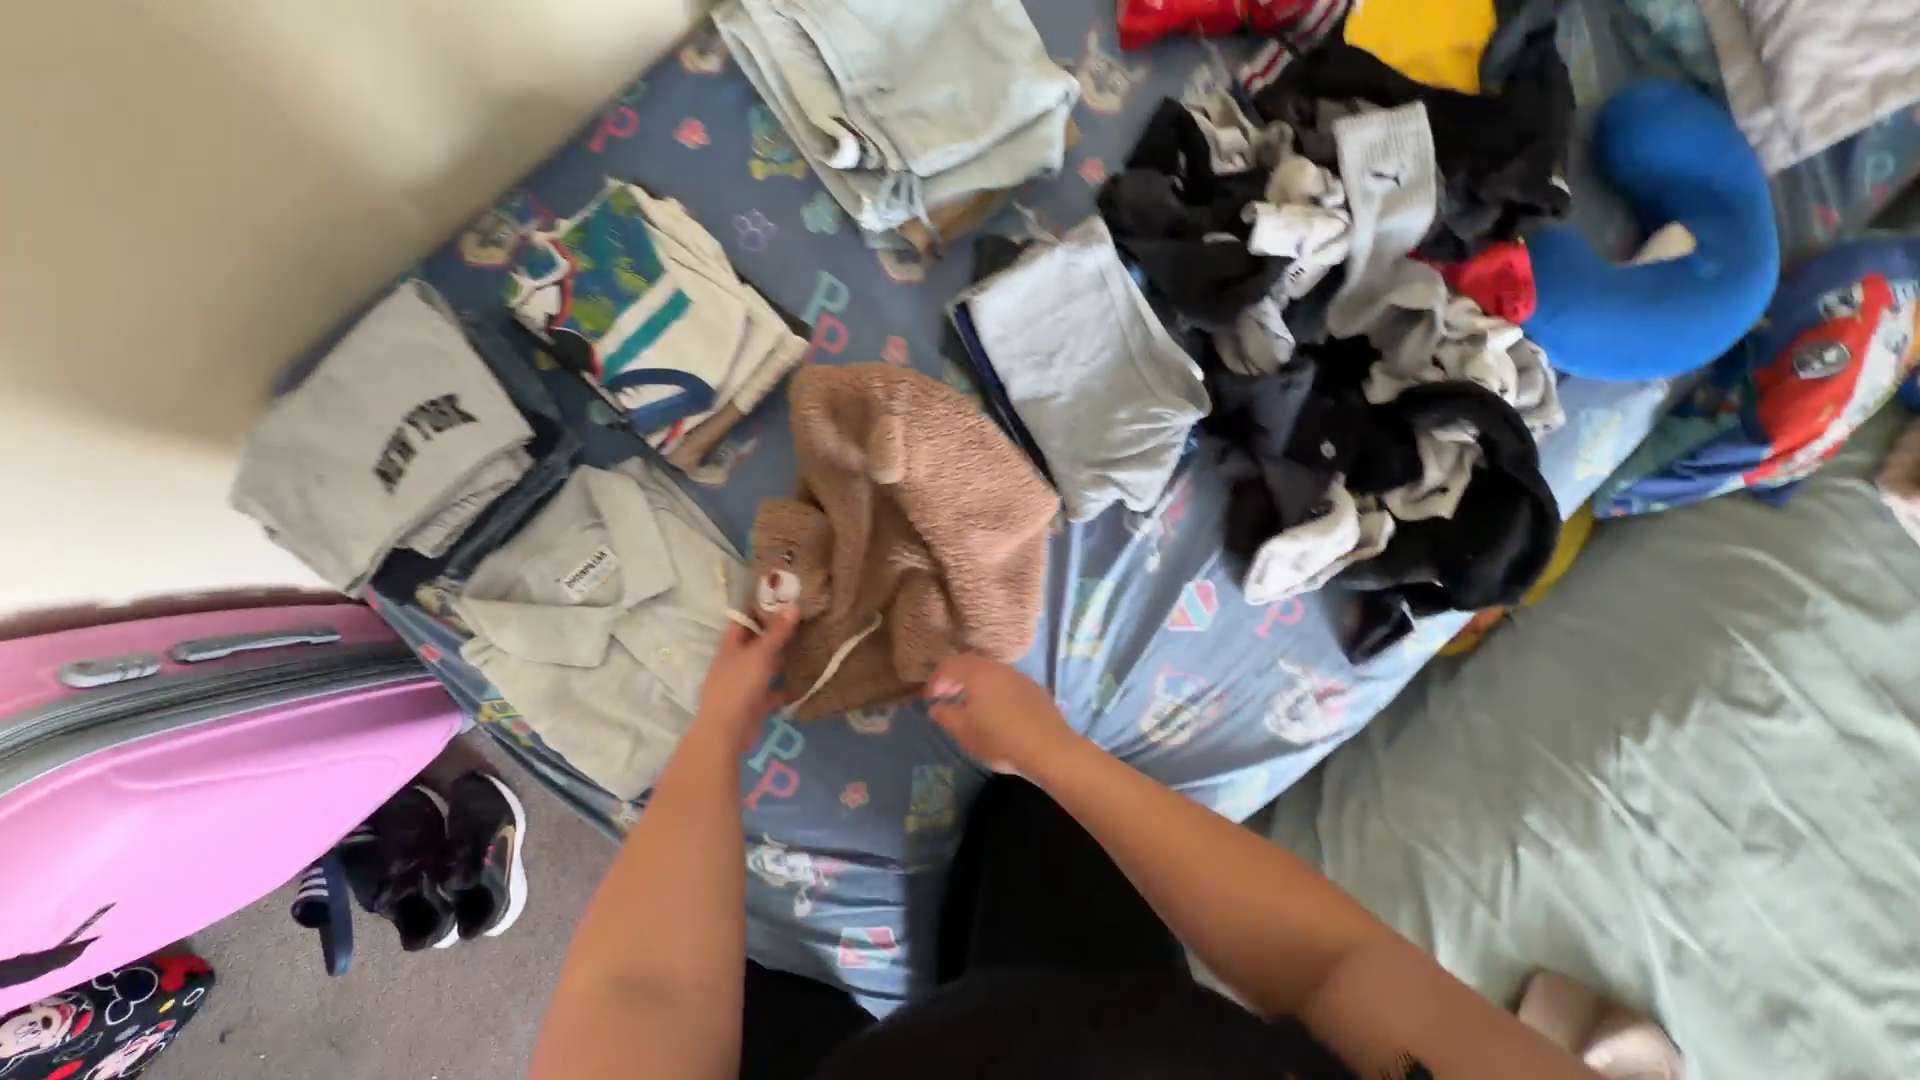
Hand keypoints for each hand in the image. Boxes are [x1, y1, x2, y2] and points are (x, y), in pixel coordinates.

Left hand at [696, 606, 799, 753]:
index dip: (759, 609)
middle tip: (803, 621)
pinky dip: (786, 687)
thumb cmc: (739, 685)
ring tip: (807, 645)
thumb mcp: (760, 654)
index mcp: (730, 647)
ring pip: (766, 666)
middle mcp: (735, 663)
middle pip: (756, 643)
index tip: (783, 599)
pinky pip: (773, 691)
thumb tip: (793, 605)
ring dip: (782, 659)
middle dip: (776, 634)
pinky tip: (804, 680)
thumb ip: (777, 632)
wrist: (727, 730)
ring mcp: (744, 684)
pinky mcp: (755, 703)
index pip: (743, 621)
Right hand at [926, 655, 1081, 774]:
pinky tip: (997, 711)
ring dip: (975, 684)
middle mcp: (999, 668)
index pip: (949, 665)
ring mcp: (1019, 677)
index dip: (936, 680)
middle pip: (970, 664)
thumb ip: (945, 715)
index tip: (932, 699)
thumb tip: (936, 707)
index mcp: (978, 674)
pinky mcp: (1034, 689)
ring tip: (970, 705)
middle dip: (954, 679)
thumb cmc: (1000, 739)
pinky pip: (1006, 682)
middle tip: (947, 698)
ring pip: (990, 672)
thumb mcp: (964, 732)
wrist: (1049, 749)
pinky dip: (994, 690)